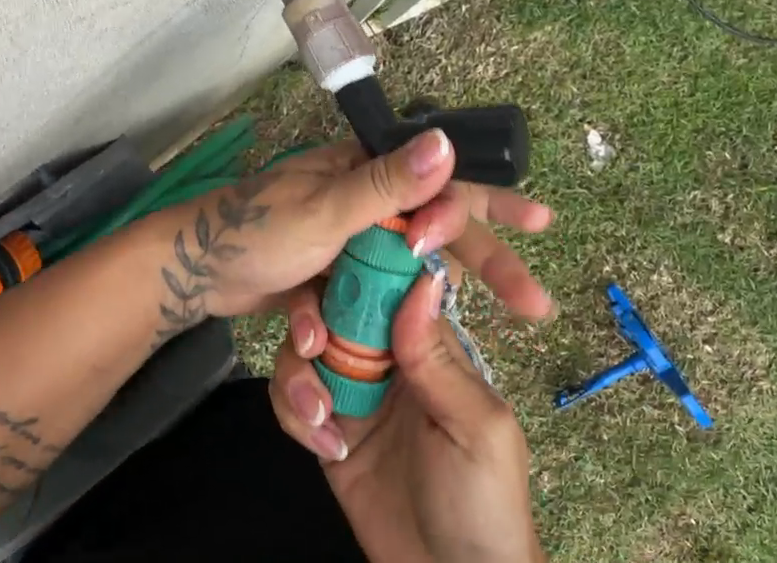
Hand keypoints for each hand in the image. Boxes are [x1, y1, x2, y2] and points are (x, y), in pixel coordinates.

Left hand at [158, 129, 554, 322]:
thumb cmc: (255, 231)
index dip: (489, 206)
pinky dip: (351, 323)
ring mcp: (345, 239)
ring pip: (403, 271)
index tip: (533, 227)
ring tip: (444, 345)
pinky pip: (360, 298)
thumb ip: (386, 185)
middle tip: (534, 302)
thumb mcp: (324, 211)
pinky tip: (319, 344)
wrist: (190, 272)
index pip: (442, 181)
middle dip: (483, 264)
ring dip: (420, 306)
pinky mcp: (327, 273)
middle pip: (435, 230)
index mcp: (363, 171)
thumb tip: (445, 142)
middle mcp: (360, 199)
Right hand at [276, 273, 543, 562]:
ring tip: (320, 420)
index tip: (330, 272)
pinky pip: (292, 401)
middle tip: (313, 348)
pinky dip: (294, 415)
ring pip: (304, 352)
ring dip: (299, 377)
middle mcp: (387, 363)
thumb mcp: (476, 428)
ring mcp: (353, 397)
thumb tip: (422, 281)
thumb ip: (439, 359)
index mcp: (430, 351)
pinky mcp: (327, 432)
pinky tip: (324, 448)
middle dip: (313, 323)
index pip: (387, 292)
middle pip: (333, 313)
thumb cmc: (483, 504)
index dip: (357, 273)